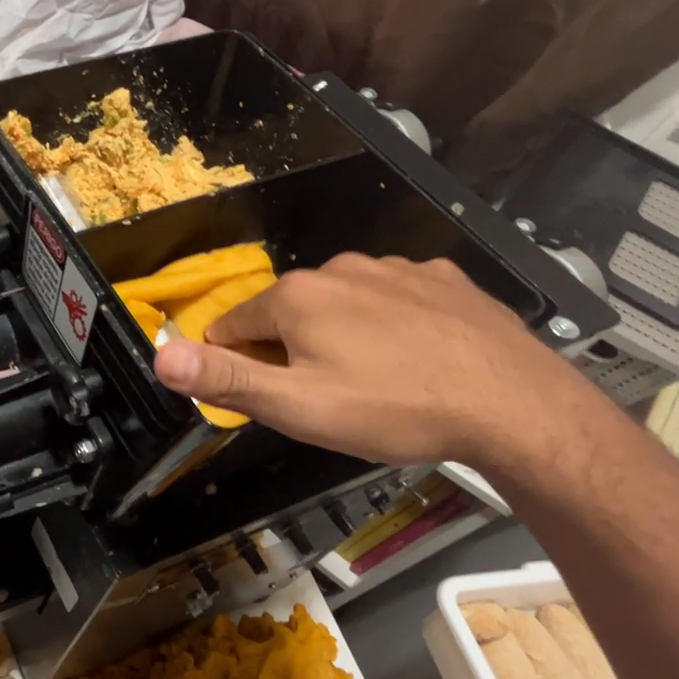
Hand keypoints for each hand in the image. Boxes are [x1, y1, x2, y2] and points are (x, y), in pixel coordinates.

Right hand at [151, 254, 598, 468]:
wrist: (517, 406)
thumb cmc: (394, 409)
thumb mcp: (297, 408)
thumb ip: (224, 379)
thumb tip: (161, 357)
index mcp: (294, 297)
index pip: (232, 328)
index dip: (243, 367)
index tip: (278, 399)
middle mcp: (338, 269)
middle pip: (286, 314)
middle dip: (291, 351)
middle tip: (329, 399)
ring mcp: (395, 268)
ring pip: (339, 304)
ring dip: (339, 336)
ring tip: (377, 383)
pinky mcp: (442, 278)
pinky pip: (393, 298)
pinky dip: (390, 324)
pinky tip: (418, 357)